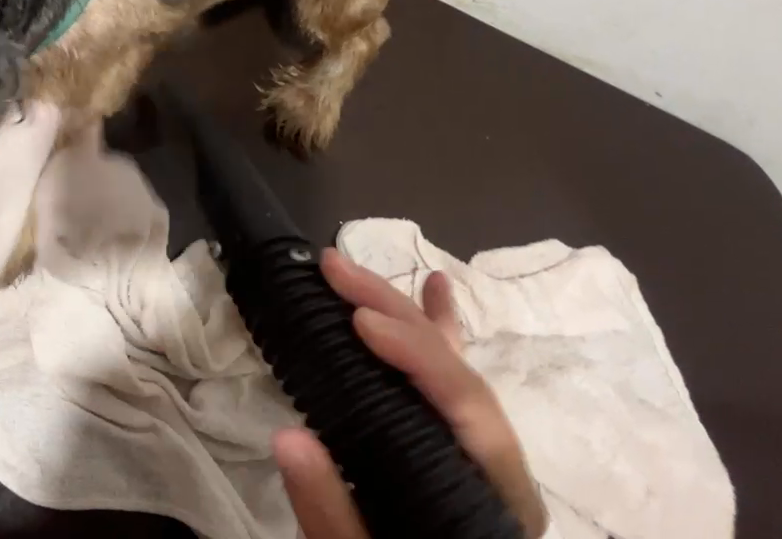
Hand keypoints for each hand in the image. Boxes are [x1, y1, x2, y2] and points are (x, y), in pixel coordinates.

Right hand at [272, 250, 548, 538]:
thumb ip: (333, 515)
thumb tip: (286, 438)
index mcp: (494, 494)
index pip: (467, 405)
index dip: (417, 352)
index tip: (359, 319)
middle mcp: (495, 464)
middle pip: (455, 369)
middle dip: (395, 311)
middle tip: (334, 268)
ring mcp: (474, 450)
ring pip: (448, 365)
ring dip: (402, 311)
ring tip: (357, 270)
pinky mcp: (449, 445)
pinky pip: (443, 379)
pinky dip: (434, 332)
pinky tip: (434, 289)